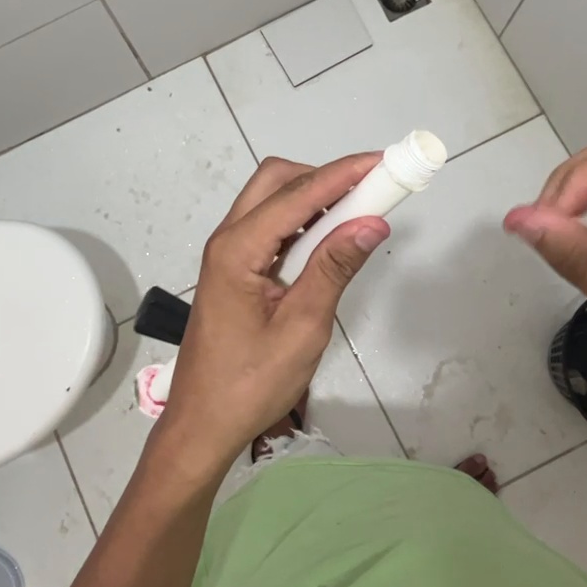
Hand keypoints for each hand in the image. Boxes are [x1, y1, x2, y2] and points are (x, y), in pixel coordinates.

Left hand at [157, 153, 388, 469]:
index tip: (384, 162)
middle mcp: (227, 240)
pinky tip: (328, 240)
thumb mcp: (302, 328)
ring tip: (357, 213)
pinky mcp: (233, 269)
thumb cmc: (250, 384)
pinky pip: (268, 227)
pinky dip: (300, 221)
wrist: (203, 423)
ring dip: (312, 197)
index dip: (343, 174)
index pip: (297, 194)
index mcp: (238, 250)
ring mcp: (227, 254)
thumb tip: (372, 222)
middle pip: (275, 180)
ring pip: (270, 199)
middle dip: (323, 176)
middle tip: (369, 192)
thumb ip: (334, 269)